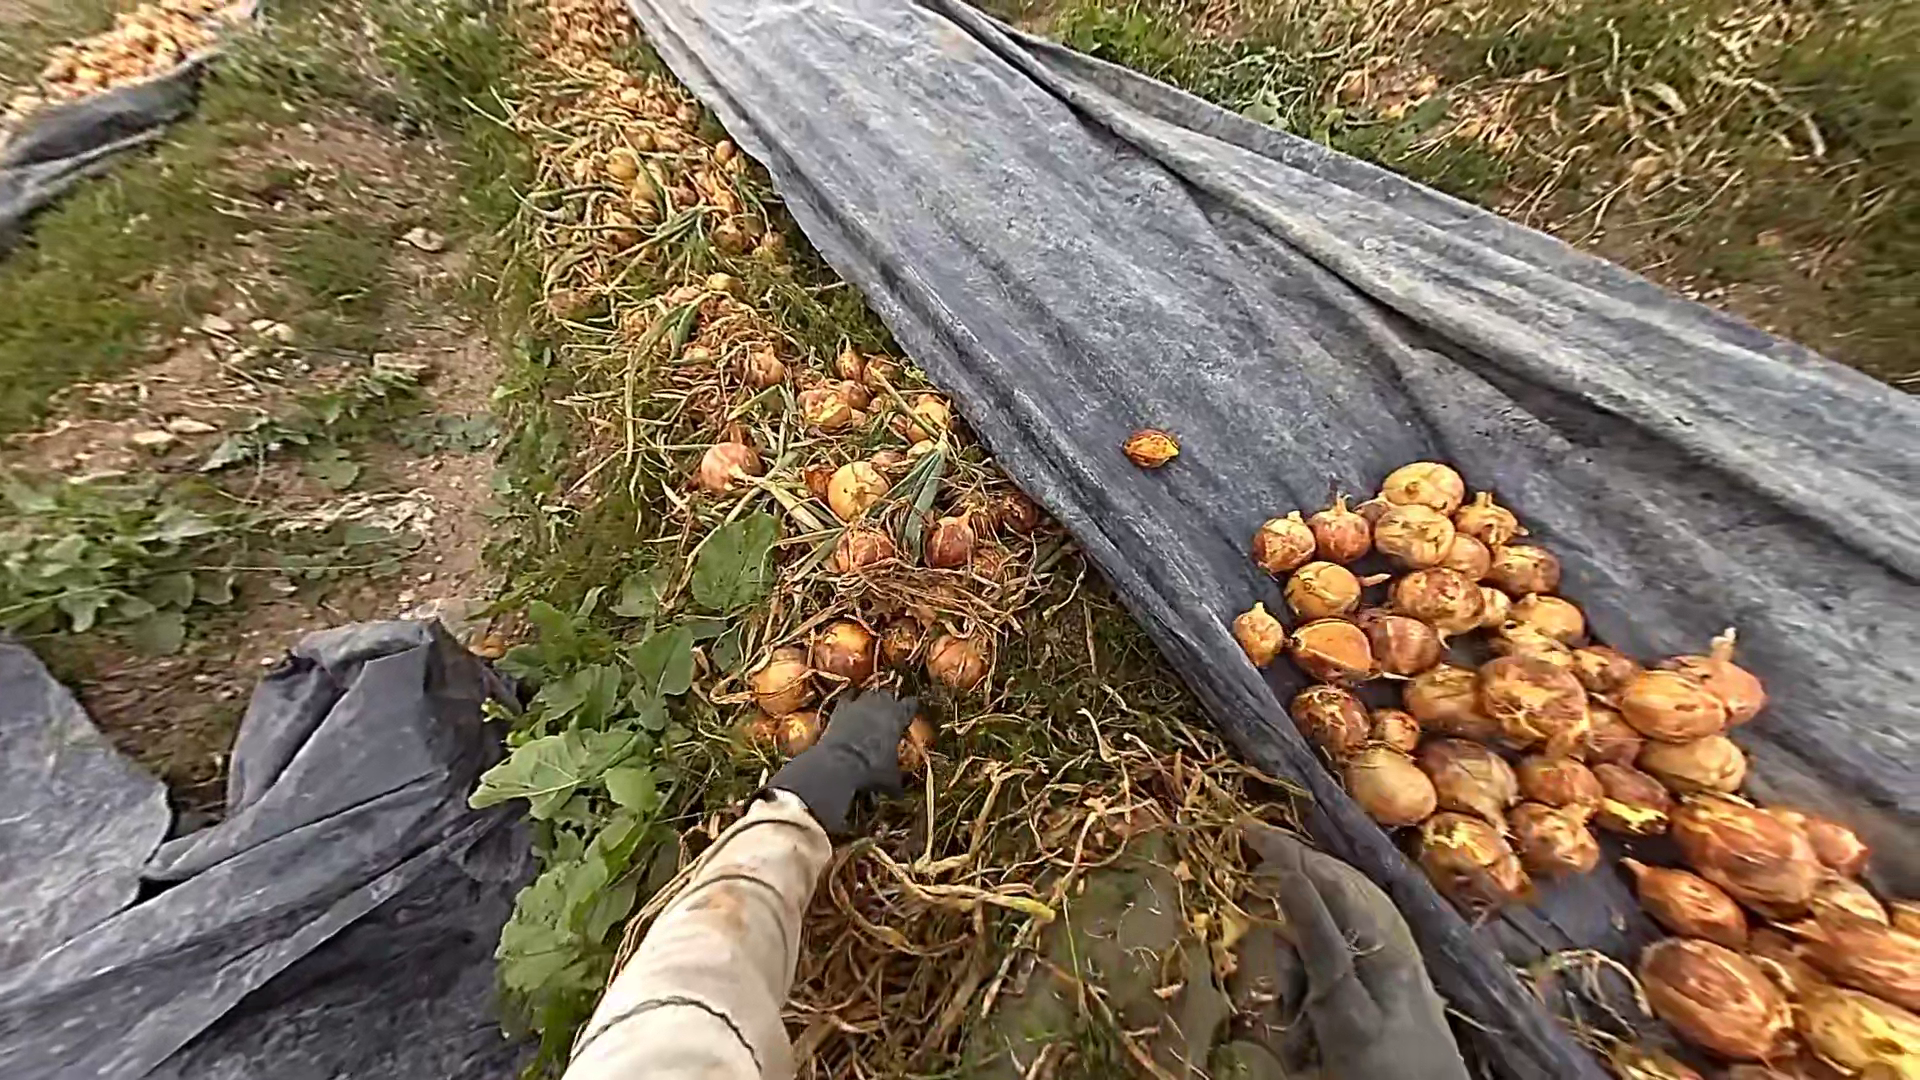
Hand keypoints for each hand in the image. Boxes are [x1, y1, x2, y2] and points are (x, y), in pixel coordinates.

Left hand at [767, 690, 916, 831]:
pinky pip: (848, 697)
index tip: (911, 713)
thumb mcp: (890, 779)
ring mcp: (859, 703)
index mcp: (898, 716)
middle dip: (890, 703)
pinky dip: (850, 700)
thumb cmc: (871, 768)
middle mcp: (881, 704)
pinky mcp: (840, 707)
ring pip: (869, 693)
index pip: (911, 704)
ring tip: (870, 710)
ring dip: (870, 700)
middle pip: (889, 695)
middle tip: (889, 716)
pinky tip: (849, 705)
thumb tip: (901, 793)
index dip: (911, 708)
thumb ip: (897, 781)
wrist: (839, 763)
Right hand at [1239, 823, 1469, 1079]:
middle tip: (1256, 920)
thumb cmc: (1385, 1065)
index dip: (1281, 846)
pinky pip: (1326, 961)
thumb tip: (1286, 870)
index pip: (1321, 867)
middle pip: (1319, 892)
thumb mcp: (1340, 1001)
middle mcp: (1382, 934)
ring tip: (1292, 1012)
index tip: (1243, 828)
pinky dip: (1306, 982)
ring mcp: (1381, 961)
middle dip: (1284, 908)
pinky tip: (1303, 1020)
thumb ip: (1315, 934)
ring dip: (1294, 964)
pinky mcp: (1376, 986)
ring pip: (1317, 931)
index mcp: (1378, 929)